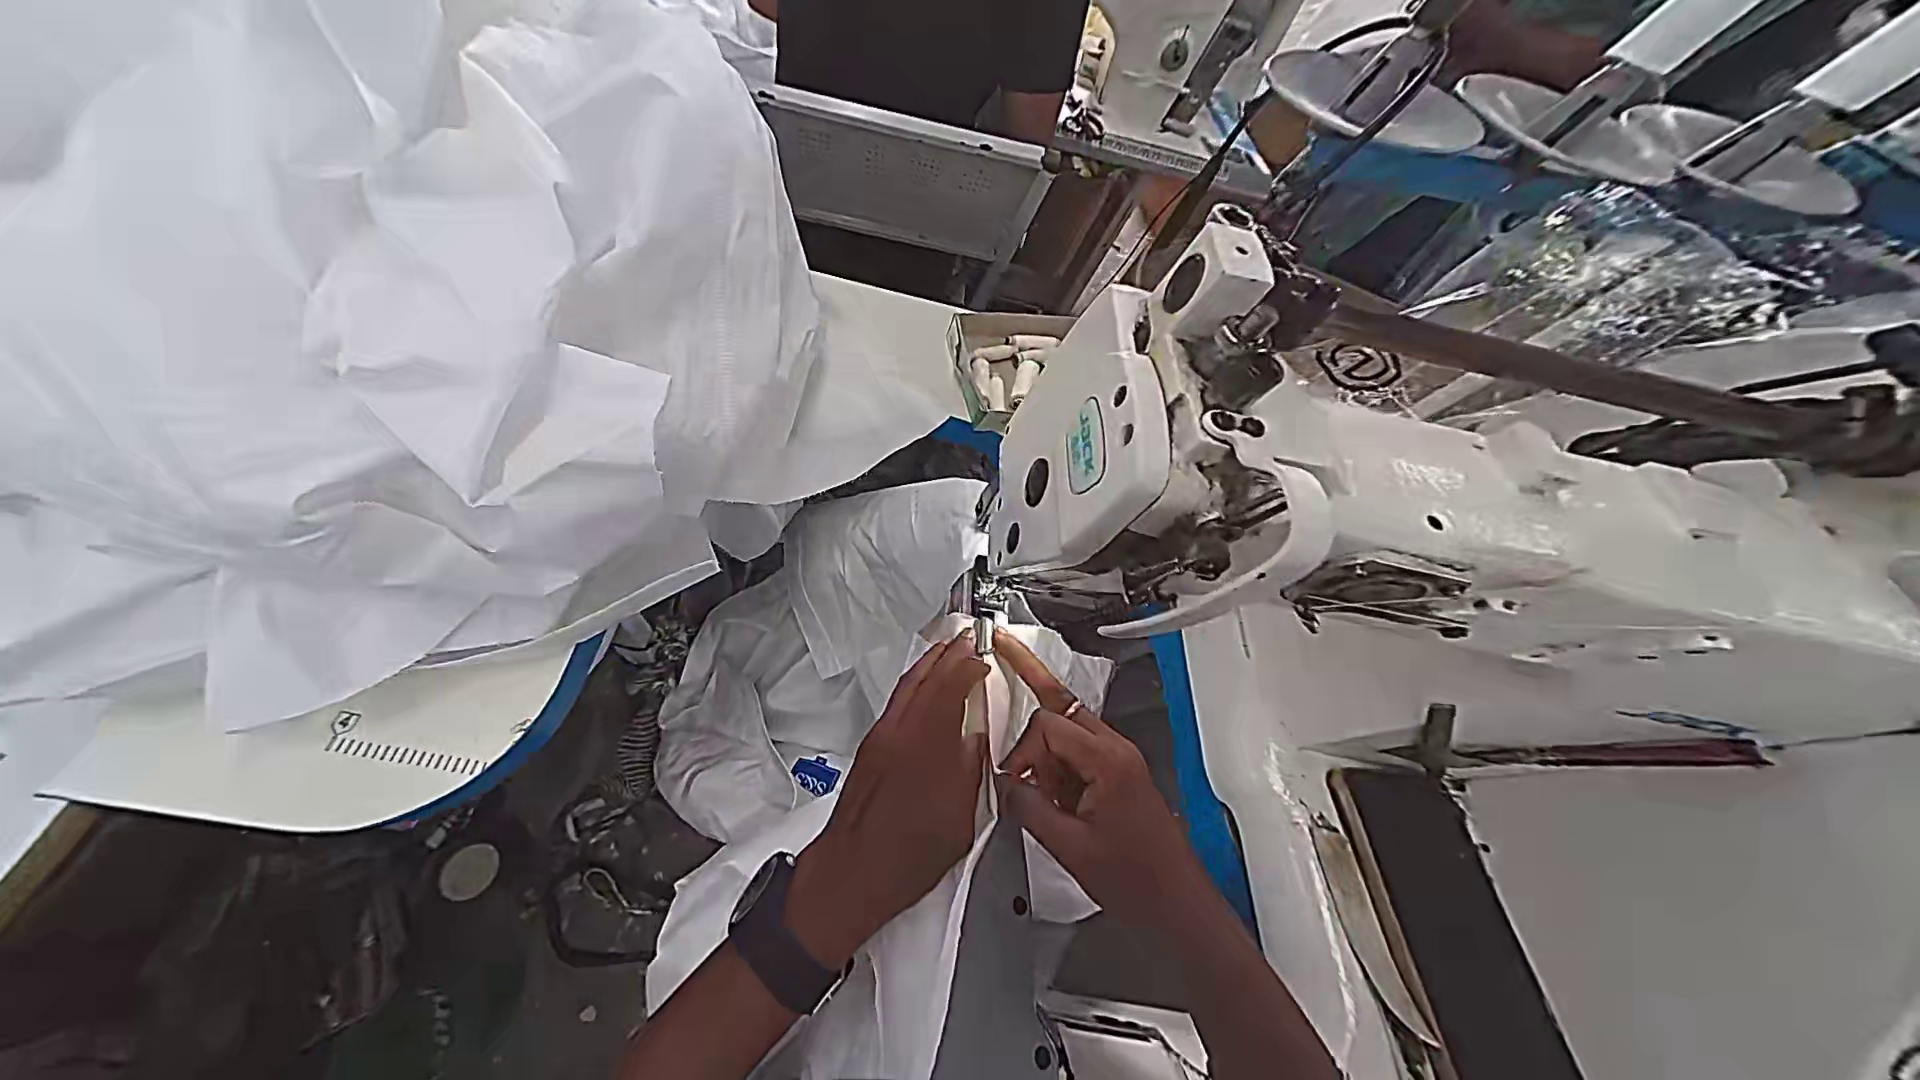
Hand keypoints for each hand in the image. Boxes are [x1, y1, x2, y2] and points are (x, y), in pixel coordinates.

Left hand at [785, 634, 988, 966]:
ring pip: (907, 686)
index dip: (969, 667)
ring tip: (945, 652)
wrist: (850, 872)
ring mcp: (882, 738)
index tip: (982, 661)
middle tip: (965, 640)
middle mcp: (902, 733)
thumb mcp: (960, 820)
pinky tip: (922, 688)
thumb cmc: (904, 857)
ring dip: (928, 663)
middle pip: (926, 677)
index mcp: (930, 746)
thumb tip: (975, 743)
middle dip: (948, 654)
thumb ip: (970, 772)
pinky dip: (913, 683)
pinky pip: (896, 701)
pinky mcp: (870, 748)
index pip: (951, 686)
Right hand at [993, 628, 1215, 932]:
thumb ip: (1028, 807)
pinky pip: (1080, 755)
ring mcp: (1121, 760)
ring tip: (1045, 798)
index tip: (1012, 780)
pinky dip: (1061, 770)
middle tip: (1019, 761)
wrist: (1179, 905)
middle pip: (1060, 715)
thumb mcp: (1069, 847)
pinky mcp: (1120, 775)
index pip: (1048, 724)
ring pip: (1069, 733)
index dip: (1021, 750)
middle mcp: (1118, 750)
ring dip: (1047, 758)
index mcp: (1108, 760)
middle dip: (1034, 743)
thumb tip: (1003, 785)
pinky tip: (1058, 802)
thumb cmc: (1138, 881)